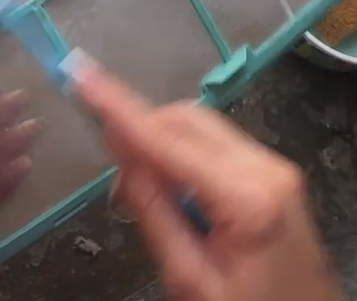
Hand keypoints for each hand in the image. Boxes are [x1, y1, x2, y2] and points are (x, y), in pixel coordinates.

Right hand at [71, 60, 341, 300]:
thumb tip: (118, 145)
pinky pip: (215, 144)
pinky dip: (184, 153)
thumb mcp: (190, 279)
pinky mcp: (273, 173)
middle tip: (112, 169)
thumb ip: (152, 208)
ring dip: (161, 141)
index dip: (118, 107)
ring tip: (142, 188)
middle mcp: (266, 166)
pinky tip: (174, 188)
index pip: (166, 140)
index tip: (82, 76)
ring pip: (198, 126)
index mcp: (247, 197)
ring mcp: (275, 166)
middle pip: (185, 120)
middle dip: (142, 128)